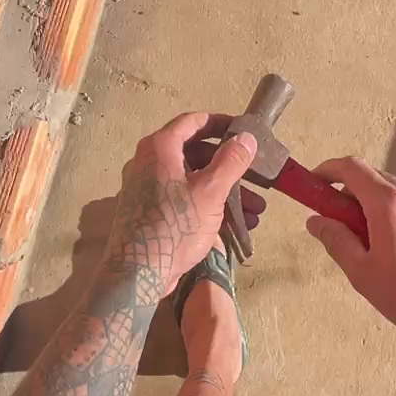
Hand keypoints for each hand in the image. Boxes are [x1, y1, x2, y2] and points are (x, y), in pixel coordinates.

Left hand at [108, 113, 257, 299]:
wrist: (138, 273)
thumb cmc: (175, 224)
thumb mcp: (211, 190)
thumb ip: (231, 161)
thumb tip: (247, 137)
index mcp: (160, 148)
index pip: (193, 122)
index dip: (220, 123)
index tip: (244, 130)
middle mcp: (151, 162)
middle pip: (197, 154)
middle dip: (231, 168)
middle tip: (257, 178)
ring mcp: (150, 188)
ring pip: (195, 180)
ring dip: (227, 192)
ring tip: (255, 212)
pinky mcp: (153, 211)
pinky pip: (186, 199)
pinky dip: (210, 206)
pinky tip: (237, 225)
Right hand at [306, 158, 395, 341]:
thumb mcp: (362, 273)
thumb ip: (336, 241)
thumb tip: (314, 221)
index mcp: (389, 203)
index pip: (352, 167)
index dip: (328, 169)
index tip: (314, 182)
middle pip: (372, 176)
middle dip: (348, 191)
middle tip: (336, 220)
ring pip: (393, 190)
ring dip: (371, 203)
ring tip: (366, 240)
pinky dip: (393, 211)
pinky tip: (394, 245)